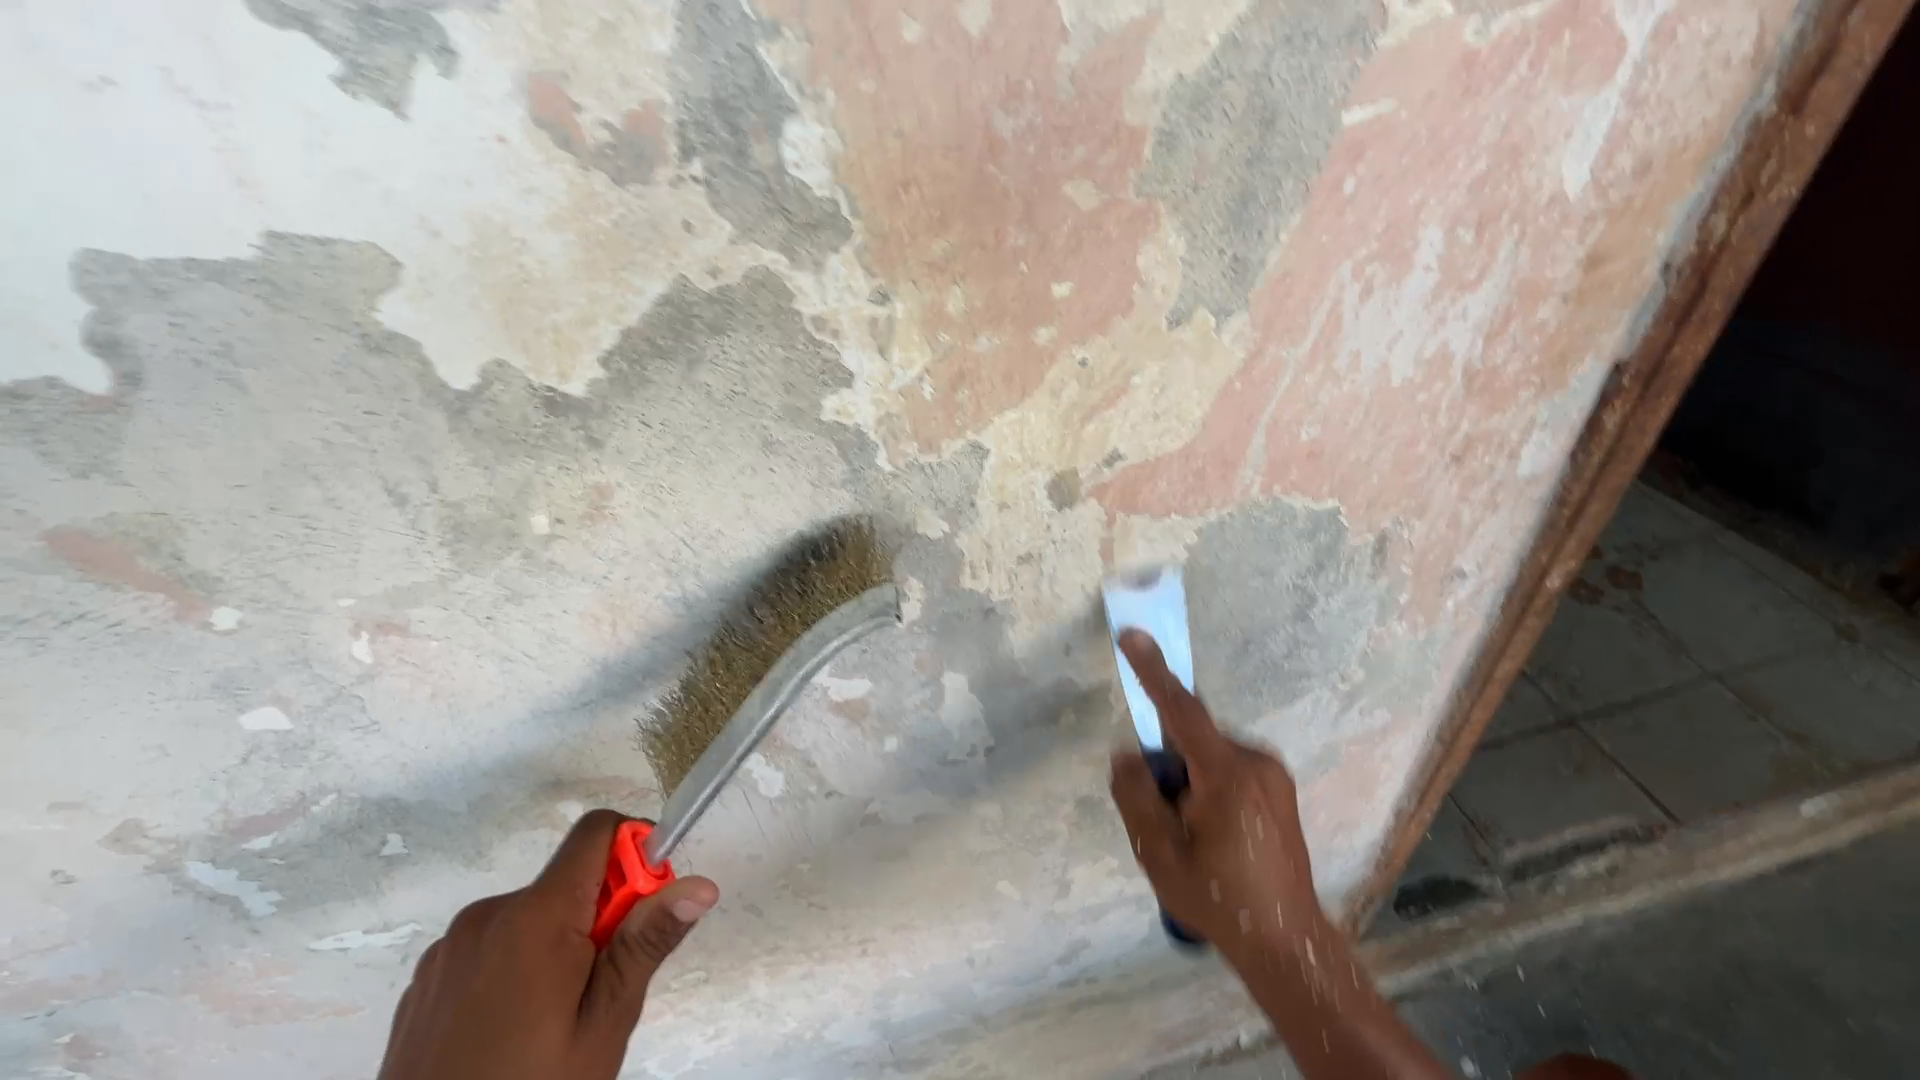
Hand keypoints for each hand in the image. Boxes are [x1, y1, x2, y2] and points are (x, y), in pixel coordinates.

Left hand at [378, 810, 719, 1079]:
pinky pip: (492, 946)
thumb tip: (701, 886)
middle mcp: (487, 914)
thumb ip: (647, 944)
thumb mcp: (605, 1024)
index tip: (649, 905)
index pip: (598, 831)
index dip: (637, 851)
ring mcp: (449, 948)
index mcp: (536, 915)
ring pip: (532, 916)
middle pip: (568, 879)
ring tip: (555, 1020)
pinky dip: (517, 967)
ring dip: (560, 944)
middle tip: (607, 987)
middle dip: (603, 914)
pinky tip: (512, 1031)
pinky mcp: (426, 980)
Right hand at [1109, 630, 1324, 962]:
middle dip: (1167, 765)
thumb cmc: (1217, 898)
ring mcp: (1274, 777)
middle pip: (1192, 741)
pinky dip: (1206, 788)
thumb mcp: (1158, 853)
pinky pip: (1227, 771)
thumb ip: (1136, 794)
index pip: (1182, 712)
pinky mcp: (1279, 791)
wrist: (1284, 942)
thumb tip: (1129, 755)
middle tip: (1162, 819)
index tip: (1133, 637)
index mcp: (1228, 776)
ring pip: (1208, 758)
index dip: (1153, 673)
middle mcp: (1257, 764)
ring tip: (1190, 837)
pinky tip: (1210, 836)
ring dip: (1187, 781)